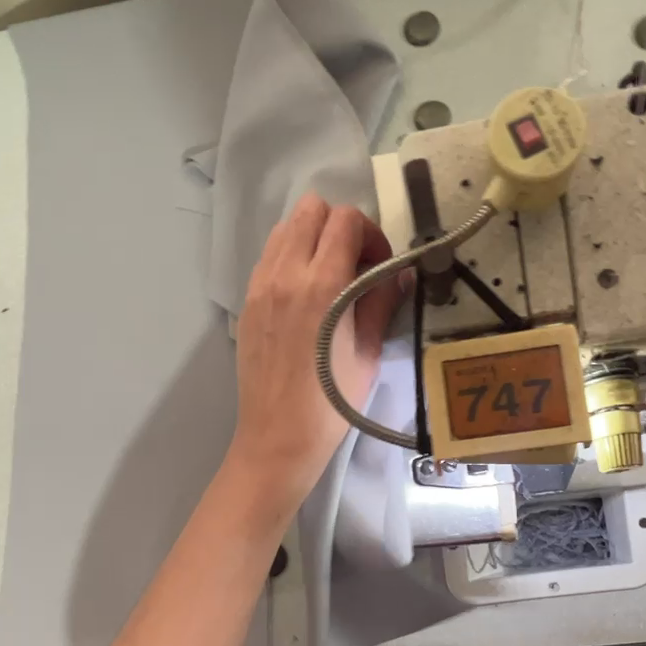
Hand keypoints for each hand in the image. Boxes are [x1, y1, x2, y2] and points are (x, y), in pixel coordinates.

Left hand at [226, 194, 409, 510]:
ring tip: (328, 276)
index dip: (370, 233)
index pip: (345, 221)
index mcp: (323, 285)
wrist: (279, 436)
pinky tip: (304, 295)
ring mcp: (260, 286)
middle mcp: (286, 274)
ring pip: (285, 228)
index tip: (379, 265)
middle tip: (355, 264)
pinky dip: (290, 258)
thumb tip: (399, 272)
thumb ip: (382, 303)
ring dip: (312, 238)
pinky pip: (269, 257)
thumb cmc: (332, 403)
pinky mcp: (247, 302)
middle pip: (311, 210)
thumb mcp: (369, 353)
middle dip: (340, 226)